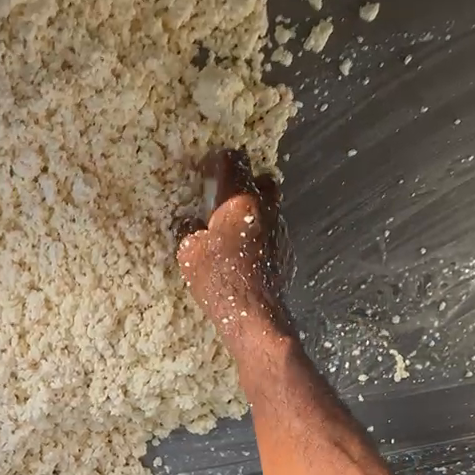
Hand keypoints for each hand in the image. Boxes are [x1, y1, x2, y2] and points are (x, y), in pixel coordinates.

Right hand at [178, 149, 290, 350]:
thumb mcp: (188, 252)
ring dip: (255, 212)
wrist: (253, 314)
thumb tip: (188, 221)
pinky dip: (261, 238)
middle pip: (262, 180)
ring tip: (235, 230)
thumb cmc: (217, 277)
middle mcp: (266, 209)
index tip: (206, 169)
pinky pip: (273, 235)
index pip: (234, 161)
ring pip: (270, 209)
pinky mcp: (286, 254)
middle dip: (246, 183)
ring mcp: (280, 231)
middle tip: (227, 198)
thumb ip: (188, 230)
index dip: (219, 160)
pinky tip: (247, 255)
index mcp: (239, 199)